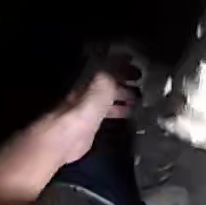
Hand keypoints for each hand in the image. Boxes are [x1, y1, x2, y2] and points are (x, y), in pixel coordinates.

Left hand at [0, 63, 136, 201]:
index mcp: (90, 81)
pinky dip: (119, 110)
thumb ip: (112, 76)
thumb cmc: (82, 111)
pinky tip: (128, 114)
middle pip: (108, 83)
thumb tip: (122, 65)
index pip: (108, 67)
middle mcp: (89, 92)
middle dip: (124, 82)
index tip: (136, 66)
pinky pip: (108, 112)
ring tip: (139, 100)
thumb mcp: (101, 87)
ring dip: (123, 96)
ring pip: (108, 98)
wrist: (64, 139)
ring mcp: (88, 108)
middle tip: (141, 84)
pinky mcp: (90, 125)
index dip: (122, 66)